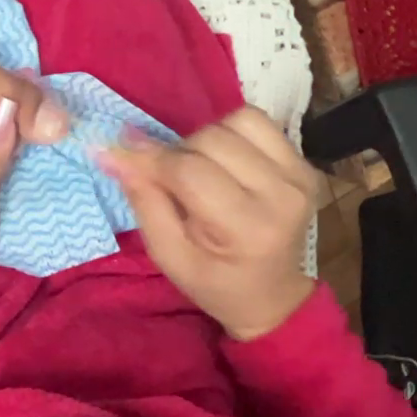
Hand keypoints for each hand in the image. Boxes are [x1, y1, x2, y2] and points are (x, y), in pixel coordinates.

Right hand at [103, 107, 319, 340]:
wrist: (271, 294)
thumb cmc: (213, 282)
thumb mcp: (168, 254)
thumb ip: (143, 199)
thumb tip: (111, 150)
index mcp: (249, 229)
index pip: (190, 171)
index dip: (151, 158)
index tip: (119, 154)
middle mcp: (282, 195)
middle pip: (212, 140)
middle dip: (178, 153)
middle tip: (169, 179)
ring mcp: (299, 175)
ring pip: (236, 122)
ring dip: (205, 139)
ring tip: (199, 169)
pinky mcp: (305, 164)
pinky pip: (258, 121)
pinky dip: (231, 132)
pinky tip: (225, 160)